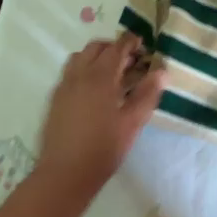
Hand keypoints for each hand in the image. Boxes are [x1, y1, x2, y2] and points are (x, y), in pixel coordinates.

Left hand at [36, 33, 164, 198]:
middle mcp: (79, 74)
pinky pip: (70, 72)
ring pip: (80, 57)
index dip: (130, 42)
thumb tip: (162, 72)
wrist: (64, 174)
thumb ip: (147, 95)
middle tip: (129, 60)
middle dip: (113, 47)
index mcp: (100, 76)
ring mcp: (64, 85)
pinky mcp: (55, 98)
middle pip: (96, 47)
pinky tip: (92, 90)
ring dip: (96, 57)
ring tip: (111, 73)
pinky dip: (83, 69)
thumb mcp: (132, 123)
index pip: (116, 47)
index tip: (142, 44)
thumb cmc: (103, 149)